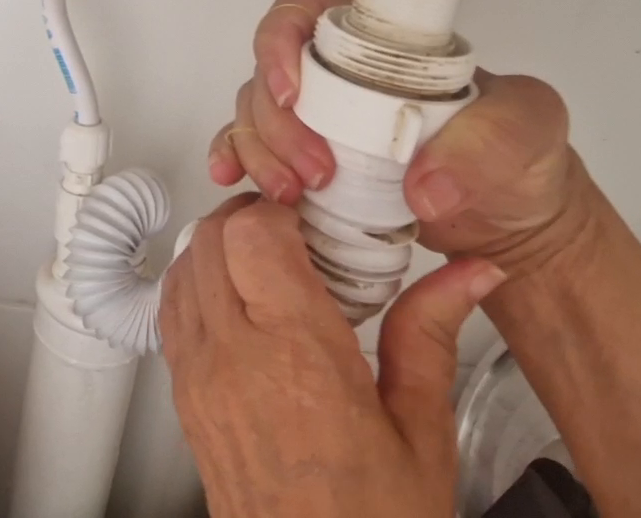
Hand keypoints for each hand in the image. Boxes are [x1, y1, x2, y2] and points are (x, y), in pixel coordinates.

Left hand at [160, 194, 504, 517]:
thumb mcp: (421, 430)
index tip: (306, 215)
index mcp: (298, 353)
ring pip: (182, 266)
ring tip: (264, 260)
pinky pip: (171, 309)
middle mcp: (235, 355)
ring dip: (216, 246)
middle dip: (248, 217)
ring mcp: (199, 375)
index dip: (278, 209)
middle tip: (290, 230)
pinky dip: (194, 282)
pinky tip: (233, 297)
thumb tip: (469, 273)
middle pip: (209, 237)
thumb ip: (432, 333)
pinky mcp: (184, 396)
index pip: (253, 235)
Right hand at [208, 0, 594, 273]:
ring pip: (252, 113)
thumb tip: (422, 182)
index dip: (280, 40)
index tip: (292, 91)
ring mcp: (315, 118)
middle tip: (314, 172)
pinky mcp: (304, 160)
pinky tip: (232, 179)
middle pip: (269, 72)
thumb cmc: (518, 157)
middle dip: (276, 122)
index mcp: (374, 43)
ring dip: (258, 150)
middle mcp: (333, 73)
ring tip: (291, 194)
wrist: (511, 221)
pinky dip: (234, 160)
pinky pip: (249, 149)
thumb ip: (488, 141)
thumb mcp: (528, 128)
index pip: (303, 10)